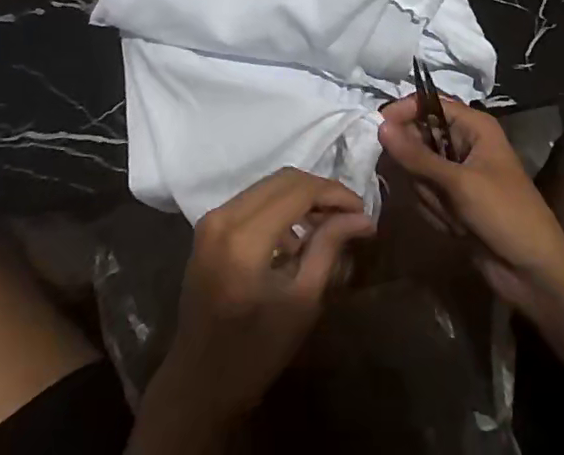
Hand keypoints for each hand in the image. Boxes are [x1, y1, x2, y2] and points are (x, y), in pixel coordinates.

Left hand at [148, 169, 374, 426]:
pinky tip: (298, 236)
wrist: (199, 383)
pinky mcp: (208, 229)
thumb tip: (364, 217)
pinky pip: (252, 200)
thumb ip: (329, 247)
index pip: (299, 190)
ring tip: (329, 225)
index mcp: (244, 238)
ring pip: (268, 186)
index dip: (335, 193)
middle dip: (321, 191)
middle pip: (283, 180)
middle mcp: (223, 217)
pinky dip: (280, 207)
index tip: (363, 211)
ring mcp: (211, 221)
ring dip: (301, 197)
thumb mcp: (302, 301)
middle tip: (349, 215)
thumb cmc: (255, 351)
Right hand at [378, 96, 563, 315]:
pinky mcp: (453, 201)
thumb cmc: (504, 215)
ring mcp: (457, 174)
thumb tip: (380, 126)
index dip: (404, 112)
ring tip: (456, 215)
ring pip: (418, 172)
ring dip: (430, 197)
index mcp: (474, 126)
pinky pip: (426, 196)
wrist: (532, 271)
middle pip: (419, 139)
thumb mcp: (459, 183)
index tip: (378, 129)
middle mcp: (464, 143)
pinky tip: (456, 229)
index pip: (429, 104)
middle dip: (420, 169)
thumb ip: (417, 156)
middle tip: (435, 190)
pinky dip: (435, 213)